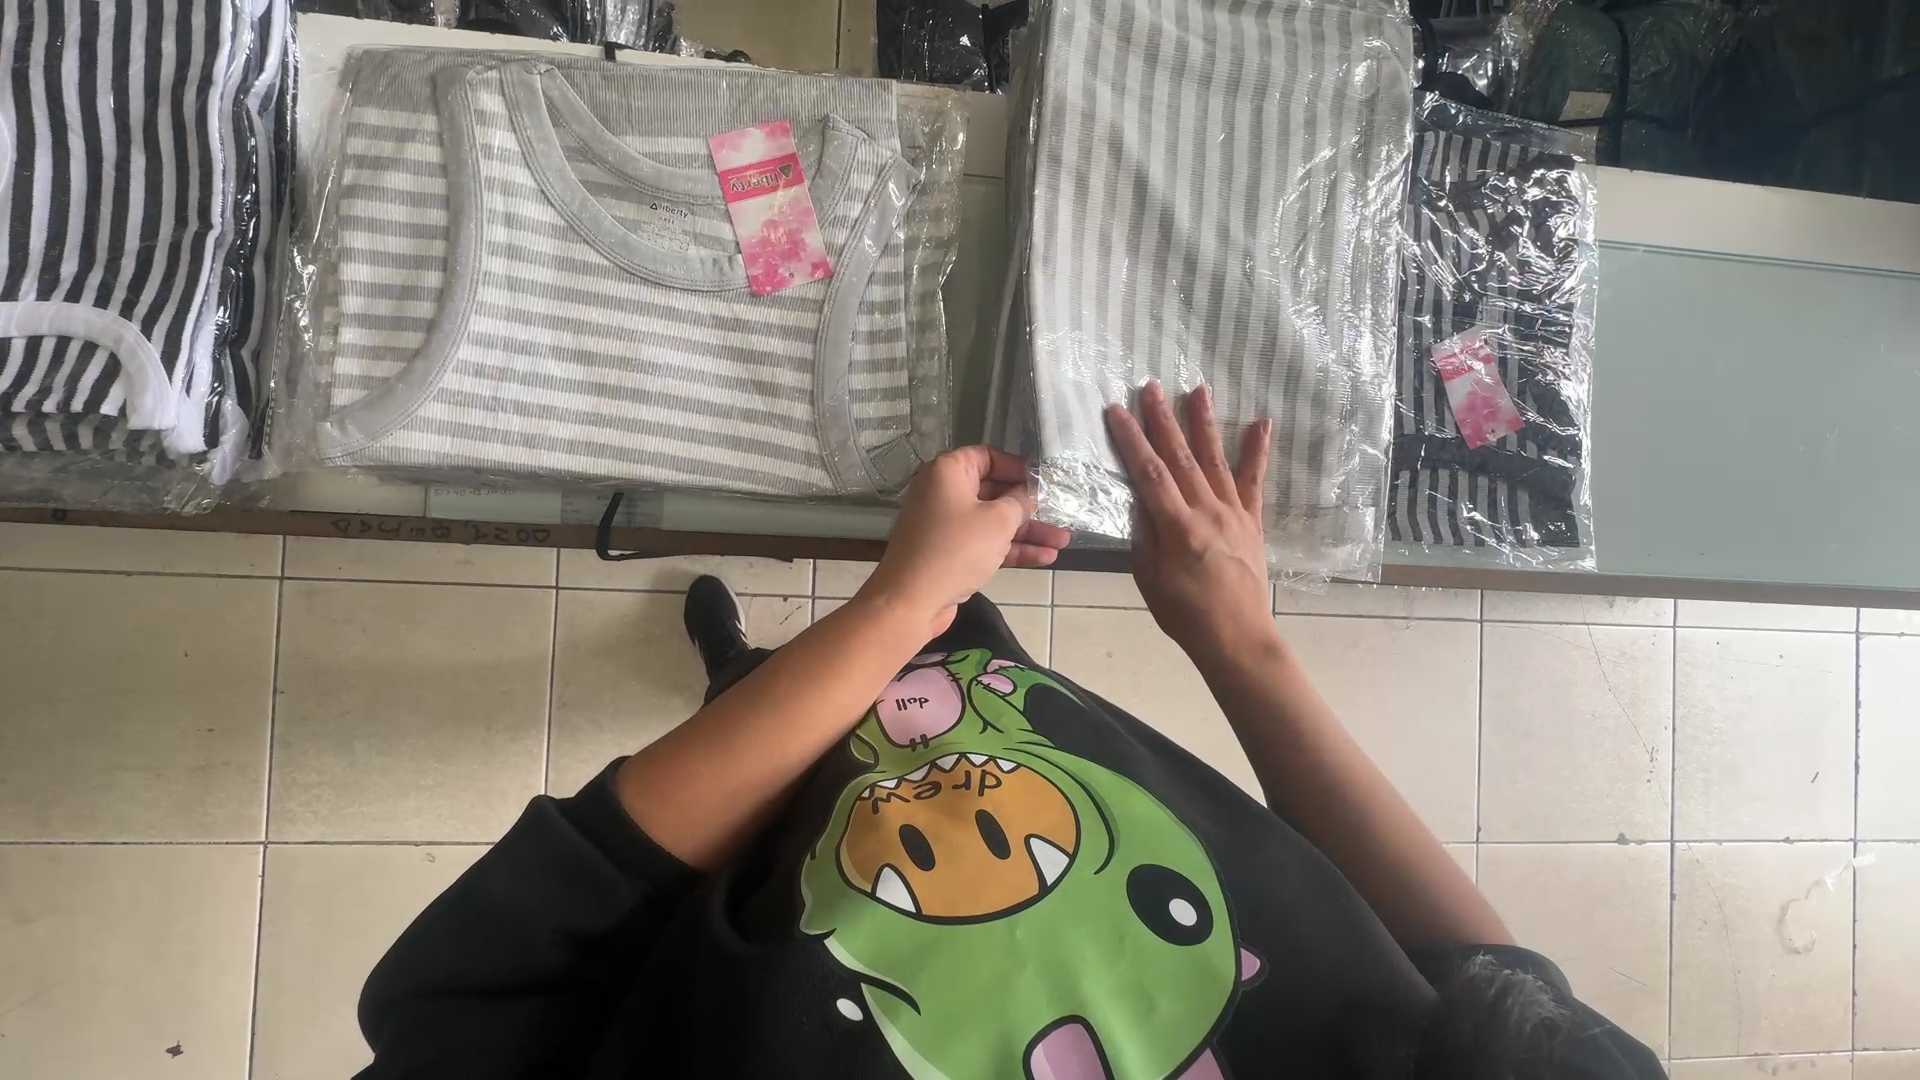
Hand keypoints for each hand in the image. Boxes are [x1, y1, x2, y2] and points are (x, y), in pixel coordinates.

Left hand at [861, 446, 1071, 637]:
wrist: (912, 600)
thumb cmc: (956, 548)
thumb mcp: (998, 520)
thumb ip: (1020, 502)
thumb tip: (1032, 492)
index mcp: (948, 472)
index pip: (988, 456)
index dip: (1017, 467)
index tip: (1044, 481)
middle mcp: (944, 493)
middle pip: (994, 491)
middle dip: (1029, 505)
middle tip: (1061, 512)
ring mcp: (947, 525)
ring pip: (993, 522)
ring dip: (1028, 531)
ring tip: (1063, 540)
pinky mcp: (951, 553)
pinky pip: (986, 544)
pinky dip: (1012, 549)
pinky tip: (1046, 558)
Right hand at [1106, 382, 1278, 662]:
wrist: (1238, 637)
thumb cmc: (1185, 614)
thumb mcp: (1149, 579)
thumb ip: (1144, 537)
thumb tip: (1138, 503)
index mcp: (1177, 527)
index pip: (1149, 474)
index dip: (1132, 440)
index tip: (1117, 411)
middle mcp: (1207, 511)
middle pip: (1180, 457)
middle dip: (1163, 420)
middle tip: (1151, 387)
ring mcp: (1233, 513)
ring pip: (1215, 460)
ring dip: (1204, 424)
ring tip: (1198, 390)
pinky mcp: (1252, 521)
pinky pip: (1253, 481)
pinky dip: (1257, 451)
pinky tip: (1260, 424)